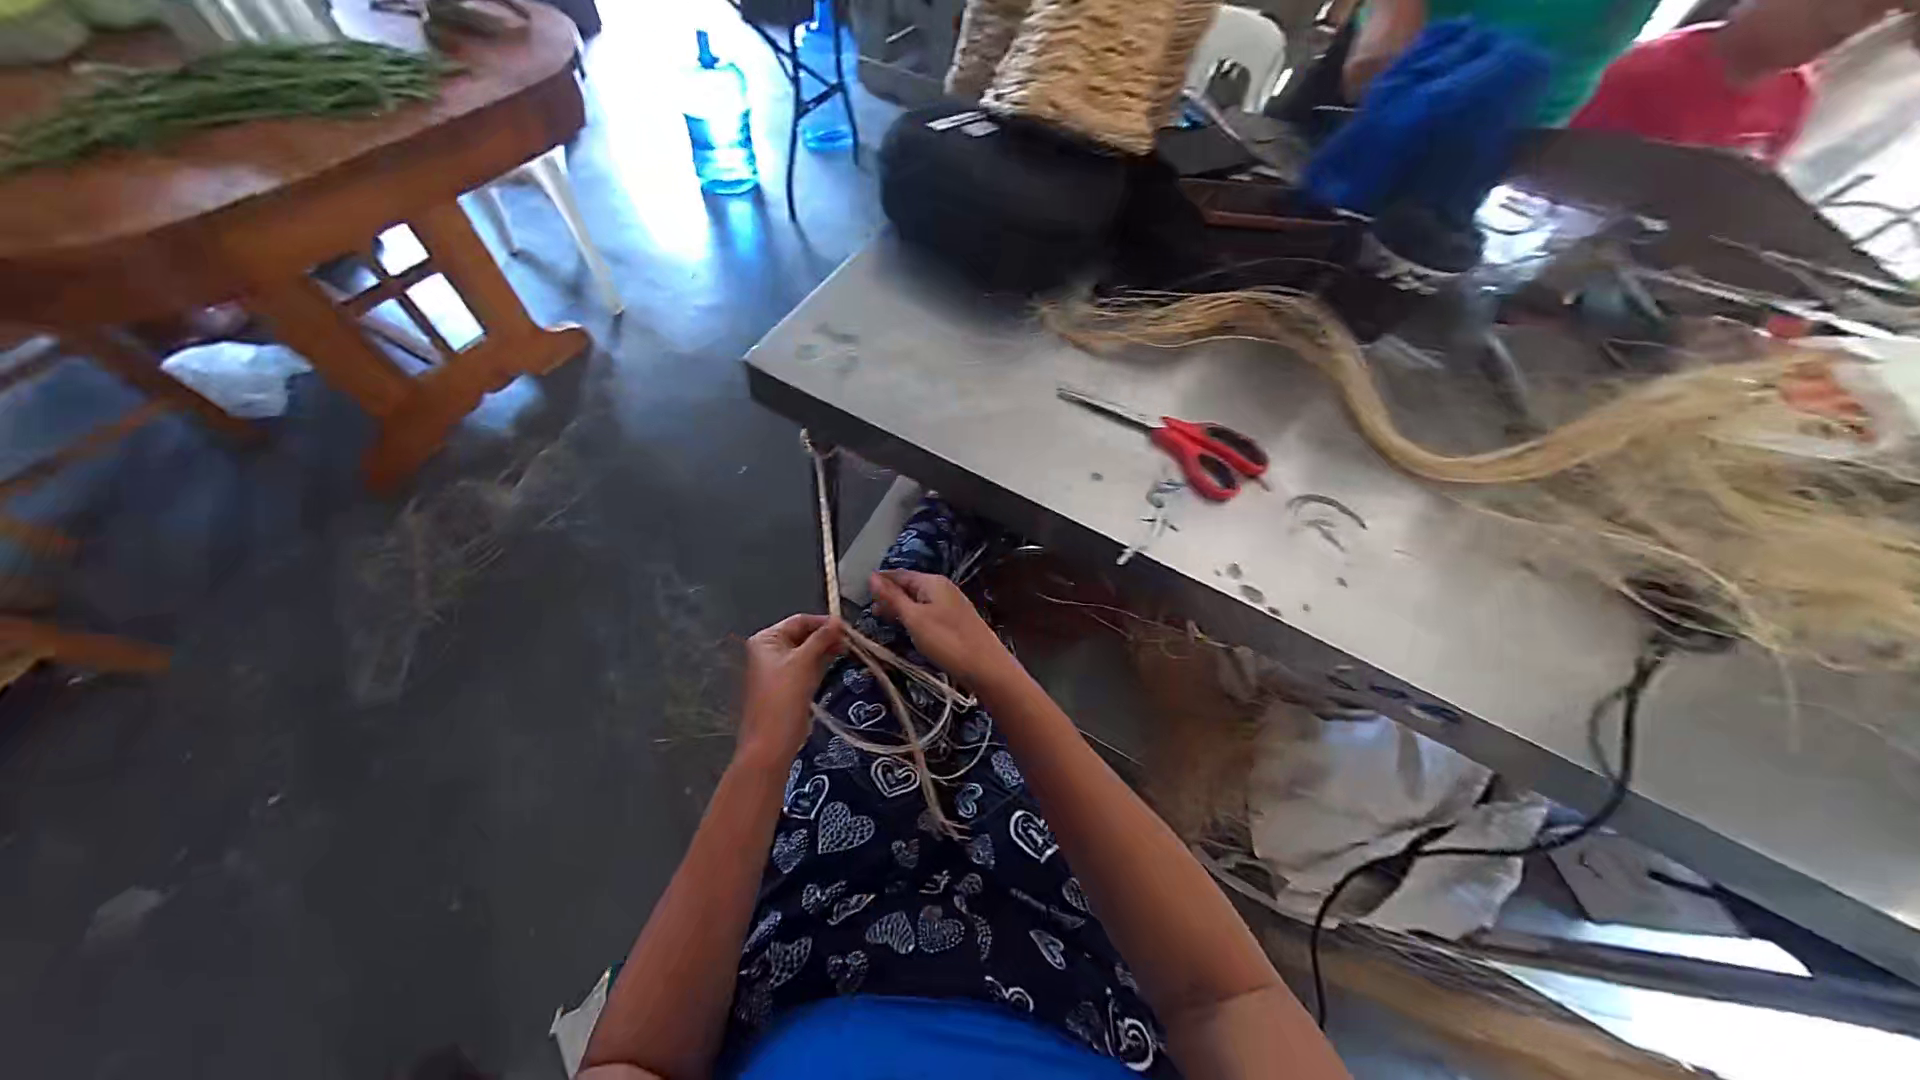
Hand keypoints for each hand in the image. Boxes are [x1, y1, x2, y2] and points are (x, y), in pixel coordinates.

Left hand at [738, 614, 844, 767]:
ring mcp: (780, 667)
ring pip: (808, 650)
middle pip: (803, 634)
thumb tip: (839, 620)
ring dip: (826, 648)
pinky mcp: (790, 683)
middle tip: (852, 639)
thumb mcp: (803, 662)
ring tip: (849, 648)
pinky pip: (808, 665)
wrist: (771, 741)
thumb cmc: (783, 697)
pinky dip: (822, 661)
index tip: (848, 626)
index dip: (823, 621)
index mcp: (767, 639)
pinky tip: (838, 660)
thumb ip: (821, 638)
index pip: (799, 621)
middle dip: (826, 635)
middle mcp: (771, 649)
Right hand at [868, 570, 1019, 691]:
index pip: (900, 574)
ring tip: (884, 620)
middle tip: (871, 612)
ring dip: (901, 608)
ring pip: (919, 600)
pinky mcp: (955, 621)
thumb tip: (872, 576)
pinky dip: (915, 617)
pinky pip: (928, 612)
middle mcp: (943, 588)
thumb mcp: (914, 618)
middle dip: (890, 596)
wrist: (985, 666)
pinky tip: (908, 629)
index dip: (881, 581)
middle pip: (910, 586)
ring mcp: (951, 604)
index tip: (861, 592)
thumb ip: (893, 597)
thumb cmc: (946, 640)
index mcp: (932, 582)